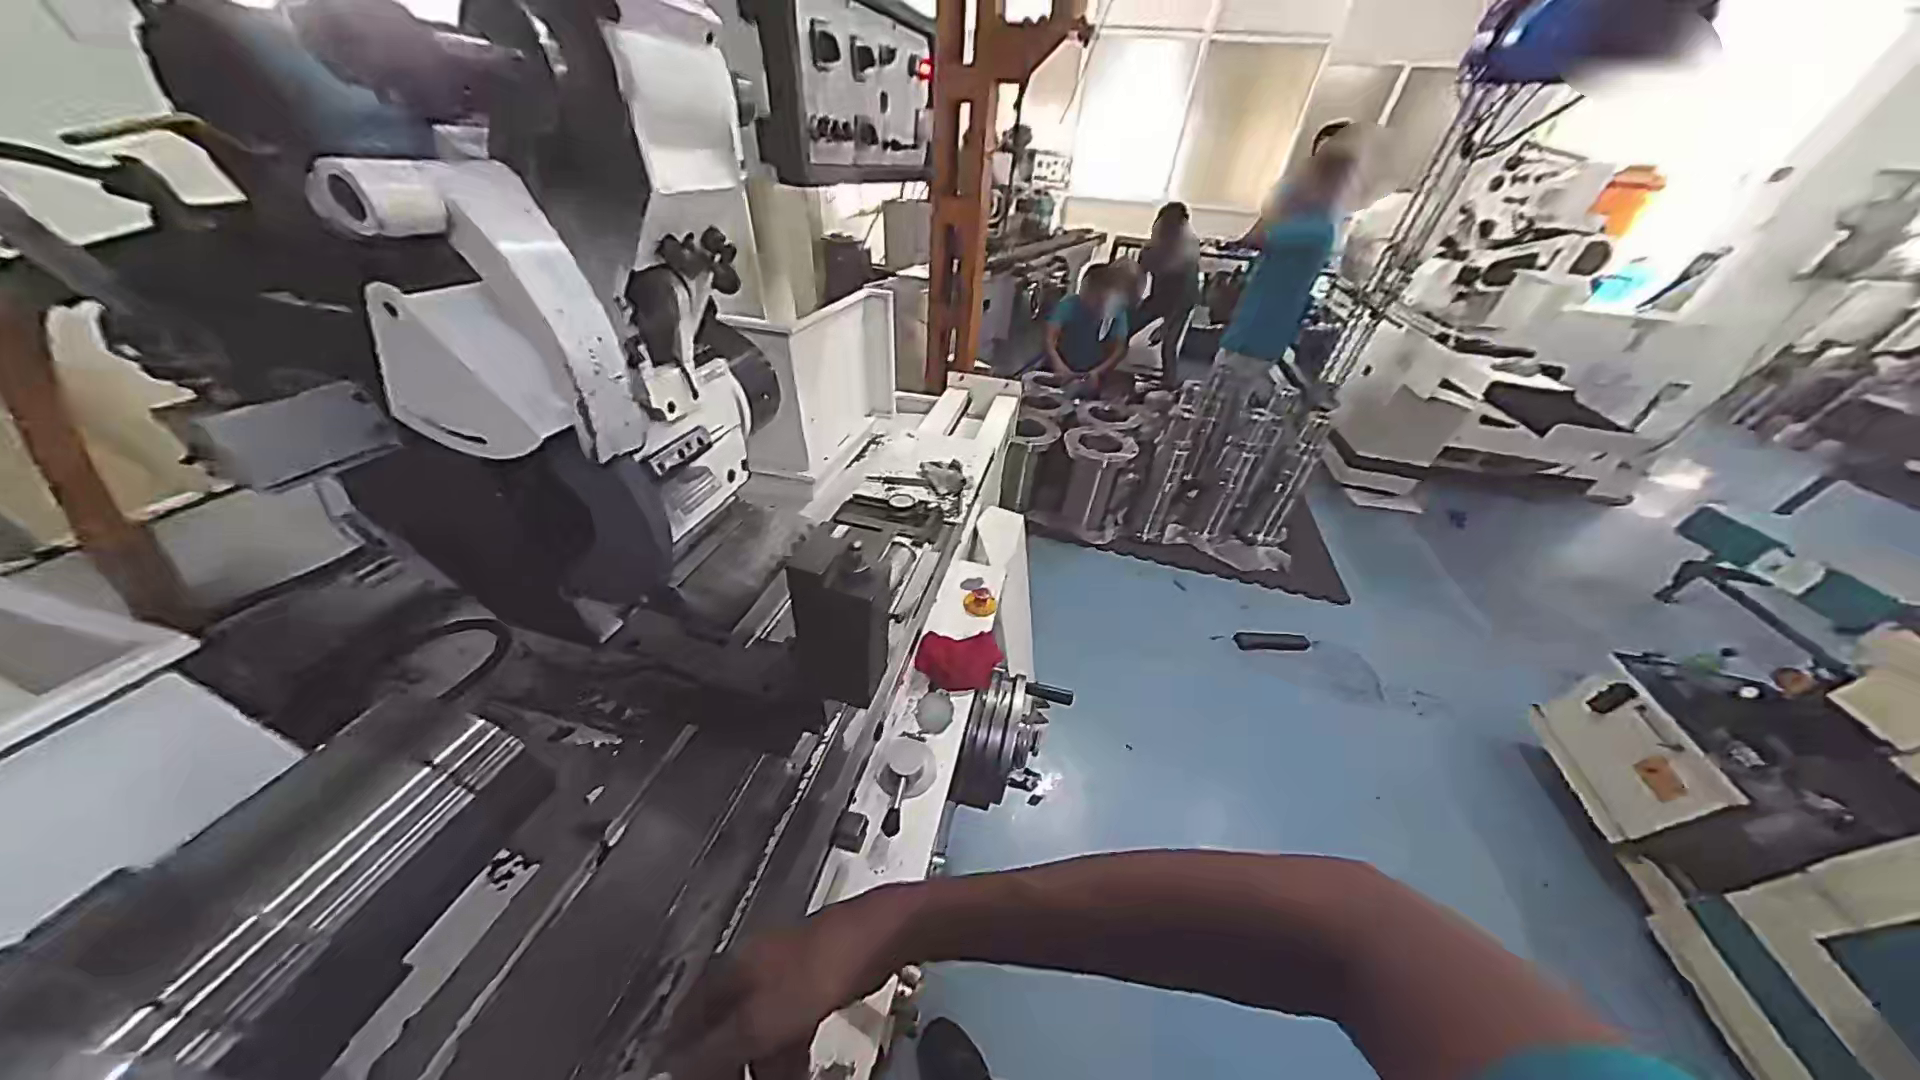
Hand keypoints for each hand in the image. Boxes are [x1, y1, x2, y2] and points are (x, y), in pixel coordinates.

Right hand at [659, 891, 909, 1079]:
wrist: (876, 939)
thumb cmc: (820, 968)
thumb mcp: (761, 1020)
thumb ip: (715, 1046)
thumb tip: (674, 1064)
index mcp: (735, 967)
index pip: (691, 1013)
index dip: (683, 1050)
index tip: (680, 1075)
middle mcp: (755, 967)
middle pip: (725, 1026)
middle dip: (725, 1062)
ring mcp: (786, 974)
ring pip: (759, 1031)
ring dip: (758, 1065)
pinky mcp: (813, 983)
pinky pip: (787, 1029)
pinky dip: (784, 1055)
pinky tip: (794, 1072)